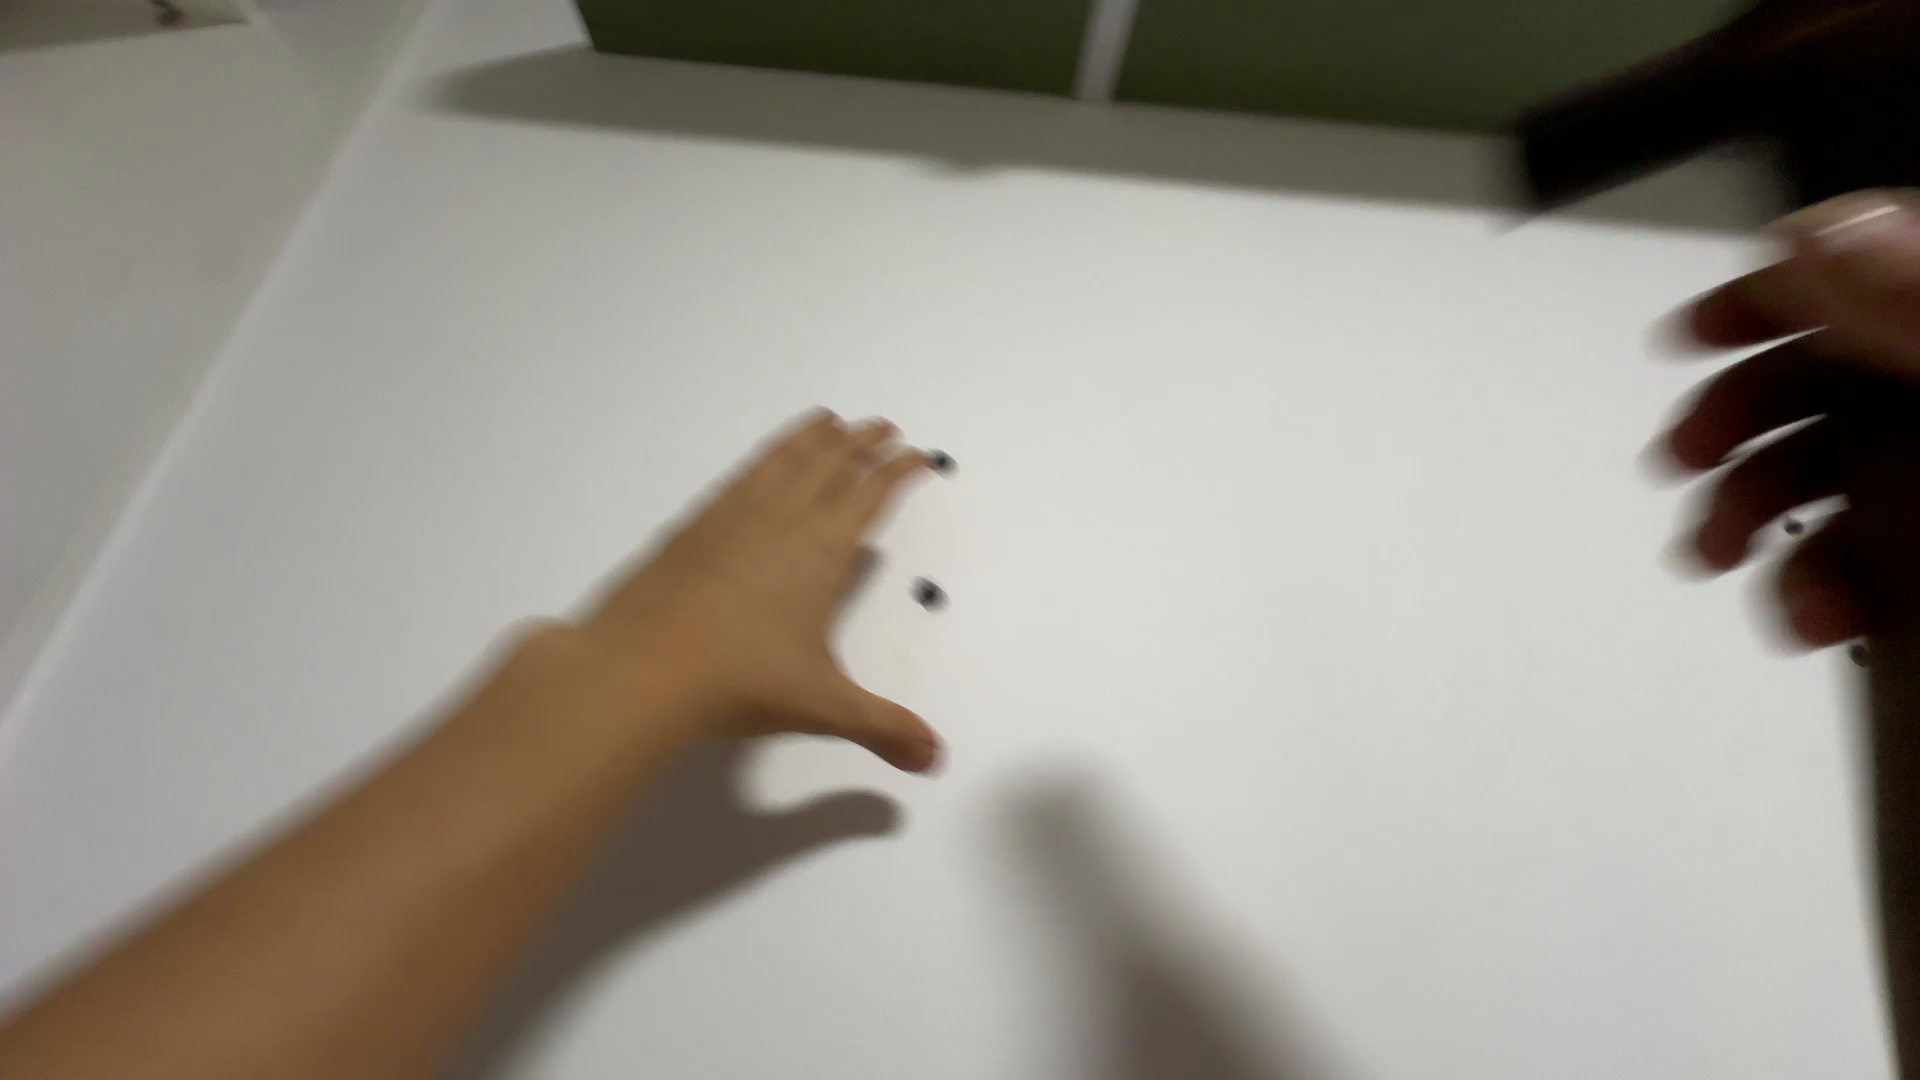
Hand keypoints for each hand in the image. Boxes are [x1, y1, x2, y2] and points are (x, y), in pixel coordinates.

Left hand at [576, 410, 941, 771]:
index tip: (920, 455)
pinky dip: (766, 456)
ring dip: (814, 438)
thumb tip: (936, 760)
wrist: (641, 667)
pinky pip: (743, 473)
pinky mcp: (695, 523)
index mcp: (823, 551)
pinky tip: (765, 460)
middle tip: (883, 425)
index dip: (900, 471)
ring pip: (786, 460)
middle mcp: (784, 519)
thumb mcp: (824, 706)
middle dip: (863, 442)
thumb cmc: (742, 680)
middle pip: (833, 464)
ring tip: (830, 420)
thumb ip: (885, 728)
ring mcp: (735, 515)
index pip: (872, 495)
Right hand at [1664, 190, 1919, 646]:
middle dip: (1729, 427)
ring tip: (1719, 557)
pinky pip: (1853, 548)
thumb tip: (1812, 238)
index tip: (1691, 339)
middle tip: (1685, 464)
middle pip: (1819, 375)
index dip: (1768, 297)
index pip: (1873, 268)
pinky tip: (1813, 610)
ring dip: (1743, 516)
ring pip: (1818, 470)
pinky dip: (1810, 580)